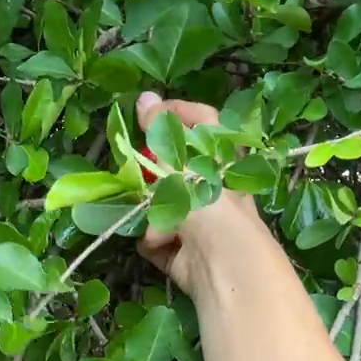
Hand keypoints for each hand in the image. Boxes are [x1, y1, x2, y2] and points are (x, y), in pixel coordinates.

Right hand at [135, 92, 269, 297]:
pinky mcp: (179, 254)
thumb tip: (144, 96)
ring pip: (161, 208)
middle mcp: (210, 192)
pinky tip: (156, 243)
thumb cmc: (211, 206)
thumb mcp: (185, 164)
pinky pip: (155, 241)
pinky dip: (152, 242)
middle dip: (153, 176)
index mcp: (221, 163)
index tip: (149, 112)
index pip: (202, 124)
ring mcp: (195, 224)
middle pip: (174, 171)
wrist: (224, 264)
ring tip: (155, 221)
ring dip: (152, 214)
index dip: (178, 112)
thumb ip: (161, 133)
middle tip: (136, 173)